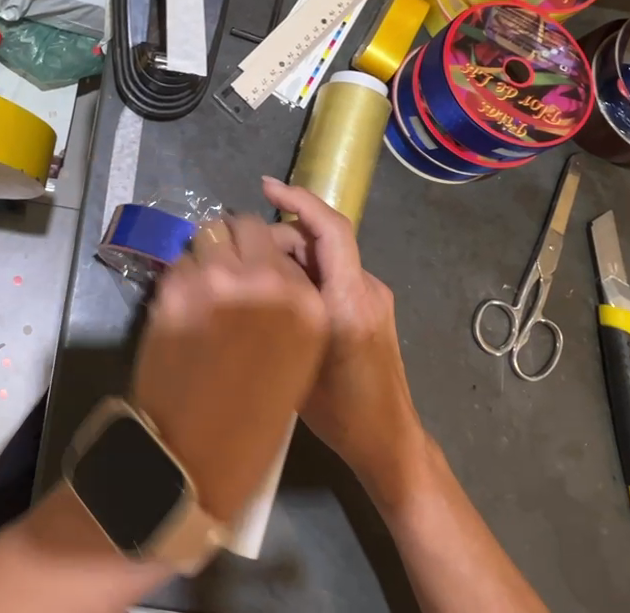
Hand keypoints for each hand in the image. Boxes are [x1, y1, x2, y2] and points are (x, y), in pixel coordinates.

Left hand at [129, 212, 328, 524]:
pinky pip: (177, 263)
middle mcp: (264, 282)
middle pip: (241, 224)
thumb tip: (265, 272)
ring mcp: (215, 282)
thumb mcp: (297, 362)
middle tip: (223, 262)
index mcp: (306, 304)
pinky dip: (179, 276)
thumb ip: (288, 308)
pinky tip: (180, 305)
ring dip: (203, 253)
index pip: (281, 238)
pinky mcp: (173, 291)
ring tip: (201, 284)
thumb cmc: (253, 422)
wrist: (193, 457)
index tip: (251, 257)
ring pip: (204, 235)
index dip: (262, 245)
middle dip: (232, 238)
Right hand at [262, 176, 431, 508]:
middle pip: (320, 241)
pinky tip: (277, 297)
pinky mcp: (371, 310)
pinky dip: (304, 276)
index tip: (265, 187)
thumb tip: (252, 274)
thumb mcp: (297, 360)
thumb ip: (283, 310)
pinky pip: (332, 277)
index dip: (299, 201)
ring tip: (253, 277)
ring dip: (290, 259)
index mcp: (350, 297)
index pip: (331, 228)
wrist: (388, 442)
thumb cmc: (341, 410)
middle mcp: (367, 288)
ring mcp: (372, 298)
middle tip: (240, 253)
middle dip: (280, 237)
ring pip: (324, 260)